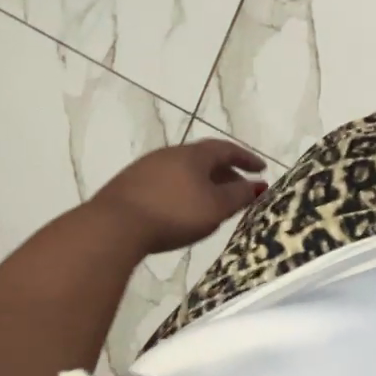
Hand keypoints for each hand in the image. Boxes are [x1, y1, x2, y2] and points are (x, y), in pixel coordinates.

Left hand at [89, 139, 267, 254]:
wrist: (113, 227)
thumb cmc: (175, 213)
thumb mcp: (217, 207)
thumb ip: (240, 195)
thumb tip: (256, 185)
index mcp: (193, 155)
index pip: (226, 148)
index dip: (246, 157)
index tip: (262, 168)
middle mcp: (169, 154)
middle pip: (203, 158)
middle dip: (226, 171)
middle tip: (240, 187)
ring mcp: (145, 168)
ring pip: (183, 170)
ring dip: (203, 181)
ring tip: (214, 200)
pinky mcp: (129, 185)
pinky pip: (166, 181)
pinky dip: (183, 189)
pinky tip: (183, 208)